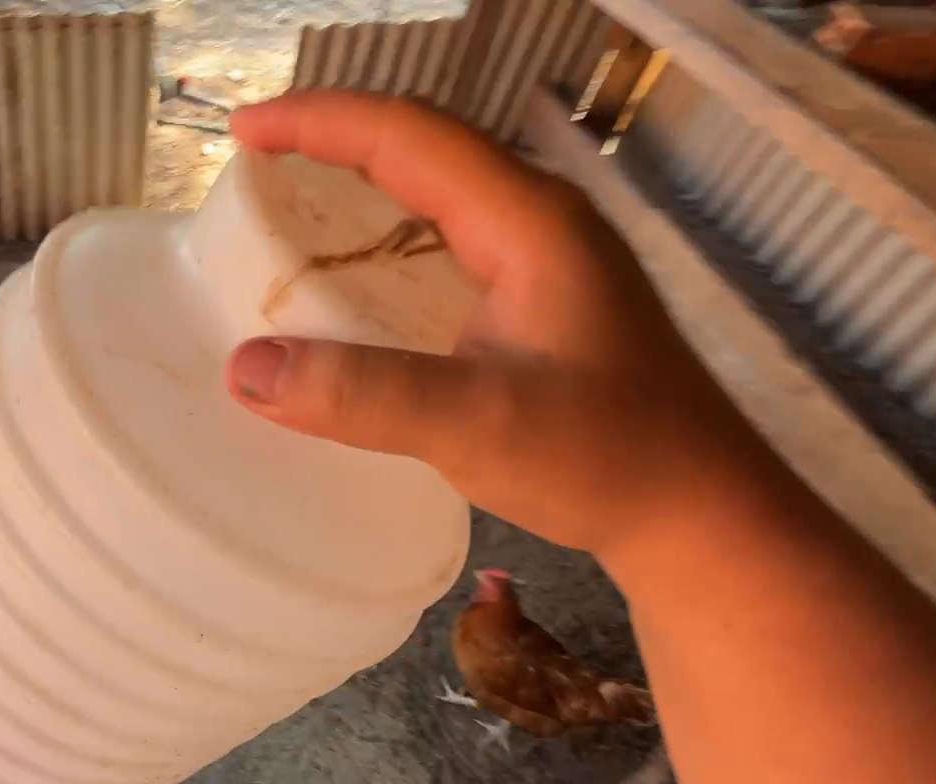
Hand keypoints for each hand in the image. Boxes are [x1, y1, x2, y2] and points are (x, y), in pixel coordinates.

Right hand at [225, 91, 780, 558]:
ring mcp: (539, 264)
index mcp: (526, 221)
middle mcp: (535, 222)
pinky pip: (440, 250)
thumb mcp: (474, 424)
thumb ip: (363, 394)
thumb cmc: (602, 458)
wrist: (693, 510)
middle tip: (255, 169)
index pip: (407, 135)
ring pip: (431, 198)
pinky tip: (354, 284)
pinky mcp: (533, 305)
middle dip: (330, 146)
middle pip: (420, 150)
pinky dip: (381, 249)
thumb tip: (246, 368)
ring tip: (290, 212)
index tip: (242, 129)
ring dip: (355, 193)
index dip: (317, 121)